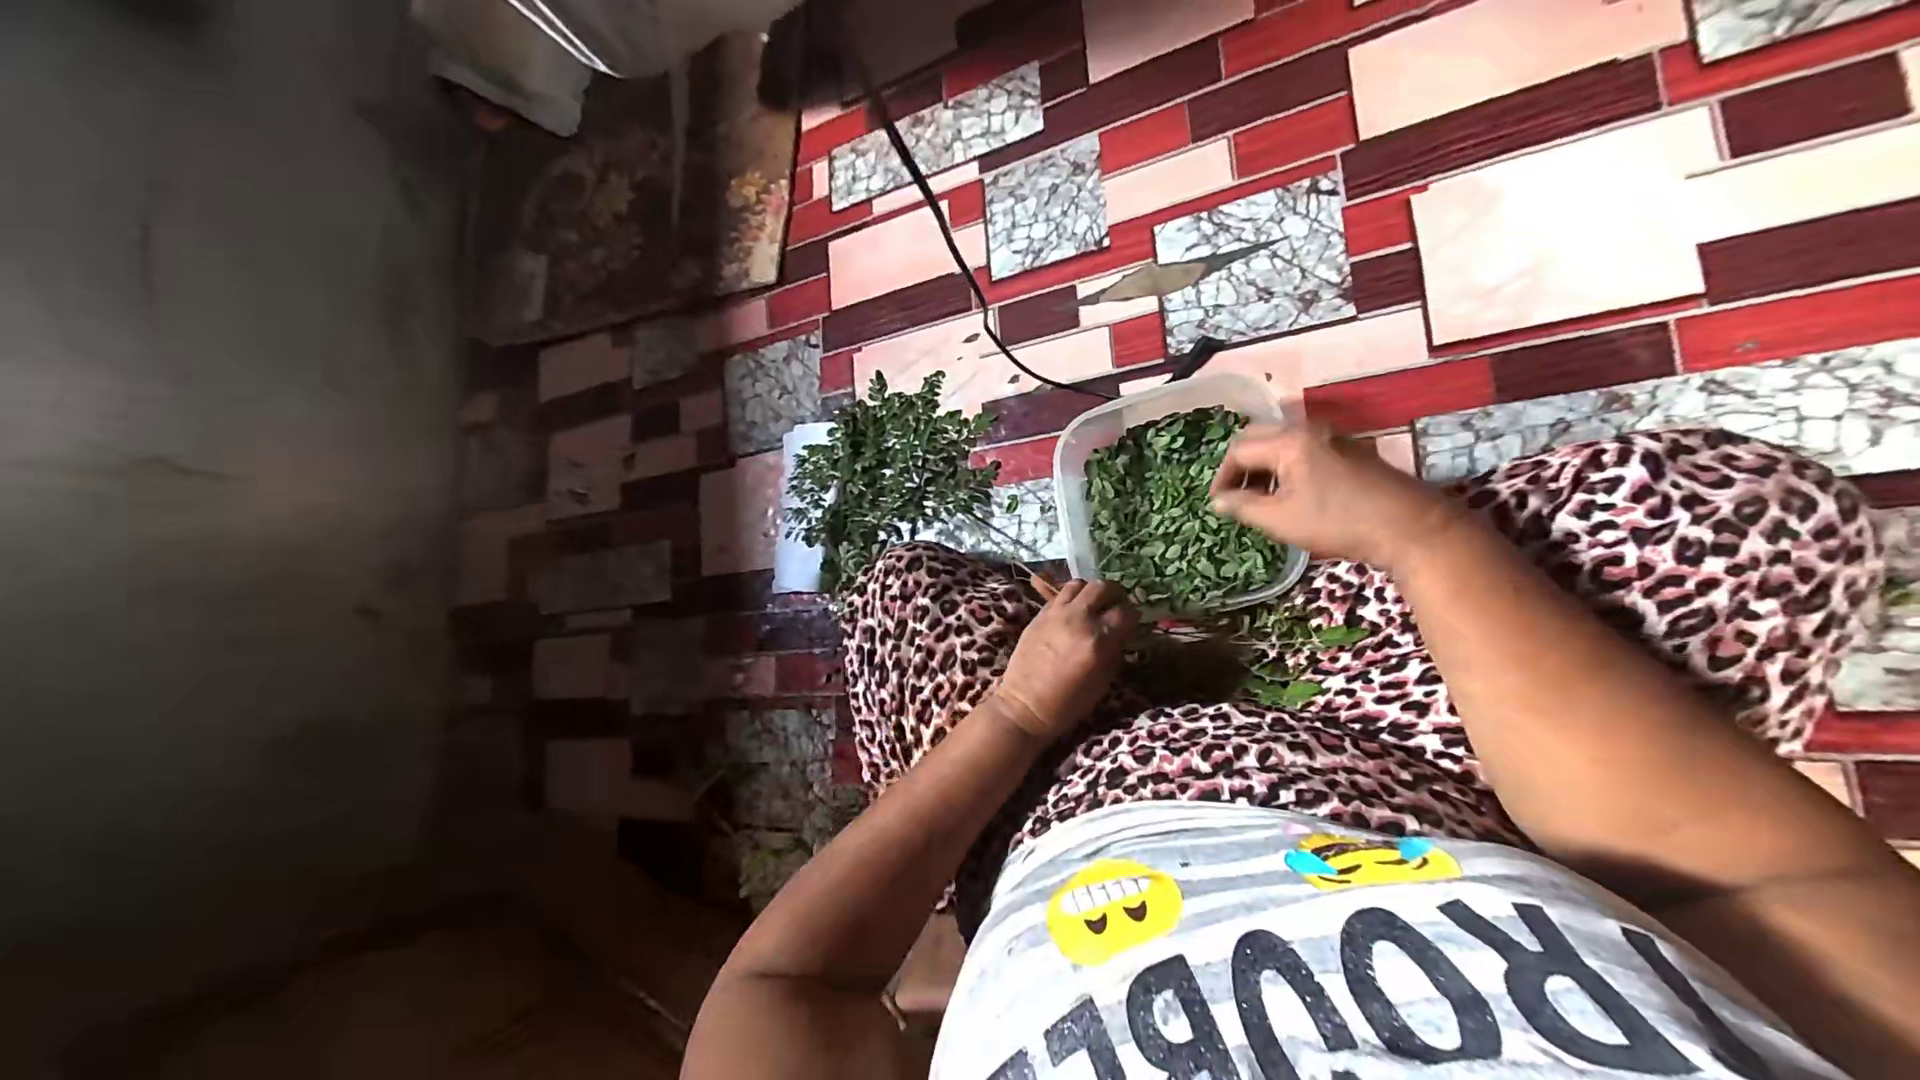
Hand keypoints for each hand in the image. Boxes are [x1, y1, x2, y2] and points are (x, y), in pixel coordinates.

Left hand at [990, 580, 1137, 740]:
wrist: (1026, 705)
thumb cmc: (1069, 702)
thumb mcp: (1103, 681)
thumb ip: (1114, 651)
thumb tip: (1120, 634)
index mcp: (1099, 639)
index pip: (1126, 611)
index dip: (1133, 615)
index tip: (1132, 621)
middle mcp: (1078, 619)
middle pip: (1102, 587)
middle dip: (1114, 594)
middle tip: (1115, 605)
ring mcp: (1056, 613)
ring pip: (1078, 584)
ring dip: (1089, 592)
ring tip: (1092, 605)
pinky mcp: (1039, 614)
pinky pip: (1059, 595)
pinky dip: (1070, 598)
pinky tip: (1072, 612)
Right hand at [1208, 421, 1460, 569]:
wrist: (1411, 527)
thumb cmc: (1339, 522)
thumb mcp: (1281, 520)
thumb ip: (1243, 506)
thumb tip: (1218, 501)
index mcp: (1289, 441)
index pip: (1239, 450)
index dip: (1222, 477)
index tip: (1218, 504)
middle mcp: (1309, 430)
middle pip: (1258, 438)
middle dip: (1240, 466)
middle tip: (1234, 496)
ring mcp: (1331, 438)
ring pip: (1281, 443)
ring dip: (1263, 466)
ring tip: (1259, 498)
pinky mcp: (1348, 451)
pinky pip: (1302, 449)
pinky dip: (1285, 466)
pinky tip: (1289, 494)